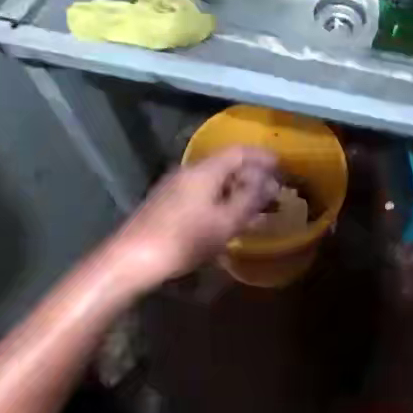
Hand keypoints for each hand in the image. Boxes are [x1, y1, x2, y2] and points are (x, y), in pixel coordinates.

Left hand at [113, 147, 281, 280]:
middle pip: (226, 165)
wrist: (130, 260)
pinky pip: (202, 194)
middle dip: (252, 176)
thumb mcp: (225, 222)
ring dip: (237, 190)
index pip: (239, 152)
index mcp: (204, 171)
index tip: (282, 166)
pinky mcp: (166, 205)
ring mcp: (174, 188)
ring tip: (256, 207)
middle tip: (273, 190)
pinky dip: (222, 200)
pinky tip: (228, 220)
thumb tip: (270, 183)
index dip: (262, 157)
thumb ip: (250, 199)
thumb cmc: (183, 239)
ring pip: (214, 181)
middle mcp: (188, 172)